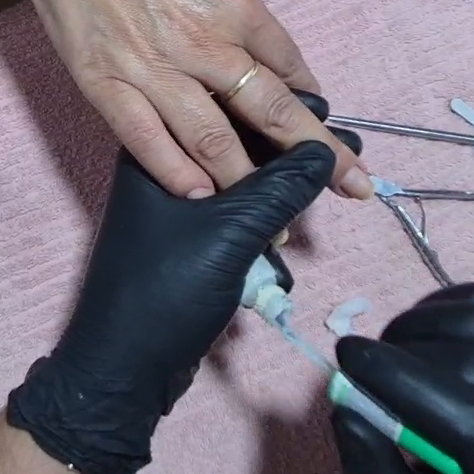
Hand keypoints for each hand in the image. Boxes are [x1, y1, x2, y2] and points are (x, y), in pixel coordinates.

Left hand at [7, 107, 363, 473]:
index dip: (280, 109)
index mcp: (156, 145)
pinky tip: (303, 200)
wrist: (123, 364)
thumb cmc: (166, 286)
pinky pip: (237, 197)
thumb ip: (280, 187)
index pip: (225, 110)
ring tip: (339, 172)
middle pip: (238, 137)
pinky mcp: (188, 226)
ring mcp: (175, 194)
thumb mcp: (229, 232)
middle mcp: (163, 160)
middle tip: (349, 146)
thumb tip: (327, 150)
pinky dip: (271, 199)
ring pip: (241, 168)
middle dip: (293, 143)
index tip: (330, 115)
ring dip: (287, 173)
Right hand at [10, 0, 369, 199]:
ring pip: (213, 139)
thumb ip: (231, 6)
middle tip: (352, 186)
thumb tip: (255, 49)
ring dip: (248, 180)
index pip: (287, 63)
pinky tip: (200, 195)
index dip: (311, 99)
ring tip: (275, 212)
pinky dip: (177, 174)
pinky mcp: (105, 84)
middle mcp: (201, 40)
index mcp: (230, 2)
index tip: (322, 122)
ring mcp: (151, 67)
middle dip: (316, 153)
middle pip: (269, 109)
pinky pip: (146, 141)